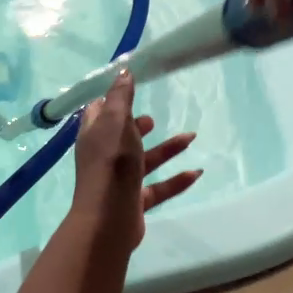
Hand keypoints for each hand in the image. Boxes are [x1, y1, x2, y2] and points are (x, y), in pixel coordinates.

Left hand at [70, 72, 200, 248]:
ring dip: (167, 149)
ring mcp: (120, 180)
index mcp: (95, 134)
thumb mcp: (116, 121)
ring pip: (145, 160)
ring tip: (191, 137)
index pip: (99, 111)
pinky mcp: (135, 201)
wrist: (107, 220)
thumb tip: (123, 71)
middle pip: (122, 136)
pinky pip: (159, 187)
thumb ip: (120, 97)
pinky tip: (197, 172)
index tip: (130, 89)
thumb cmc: (111, 163)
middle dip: (138, 126)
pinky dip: (177, 179)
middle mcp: (105, 156)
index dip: (112, 99)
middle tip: (153, 119)